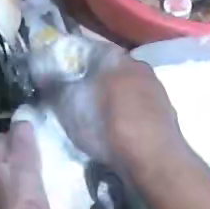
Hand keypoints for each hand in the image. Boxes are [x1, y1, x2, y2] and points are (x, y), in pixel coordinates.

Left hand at [0, 121, 53, 208]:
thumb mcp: (32, 186)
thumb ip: (25, 151)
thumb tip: (21, 120)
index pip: (4, 136)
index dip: (24, 141)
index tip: (42, 153)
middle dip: (14, 159)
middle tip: (39, 172)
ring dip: (7, 178)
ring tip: (29, 191)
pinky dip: (0, 195)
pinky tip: (14, 208)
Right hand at [40, 41, 184, 171]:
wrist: (153, 159)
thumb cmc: (107, 126)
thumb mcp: (70, 107)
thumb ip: (55, 86)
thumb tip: (43, 74)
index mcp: (115, 57)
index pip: (88, 49)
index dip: (71, 61)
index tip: (59, 74)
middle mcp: (139, 65)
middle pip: (109, 68)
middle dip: (92, 79)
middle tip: (75, 95)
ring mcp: (156, 88)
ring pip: (125, 86)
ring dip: (111, 96)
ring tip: (96, 115)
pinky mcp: (166, 111)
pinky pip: (138, 105)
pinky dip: (127, 112)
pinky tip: (118, 128)